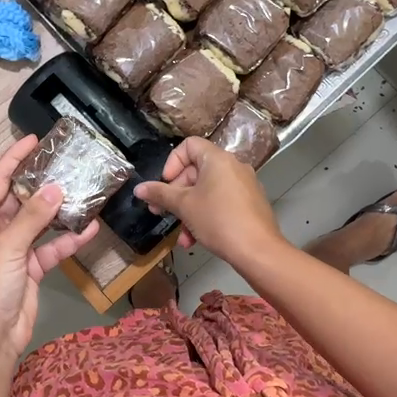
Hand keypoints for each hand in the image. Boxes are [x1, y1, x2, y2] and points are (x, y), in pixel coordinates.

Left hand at [0, 135, 98, 360]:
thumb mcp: (8, 247)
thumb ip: (33, 217)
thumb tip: (55, 188)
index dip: (13, 159)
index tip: (34, 140)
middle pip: (18, 200)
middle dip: (41, 185)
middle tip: (66, 162)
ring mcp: (11, 252)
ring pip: (37, 224)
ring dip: (58, 212)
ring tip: (83, 190)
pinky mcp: (29, 270)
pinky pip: (49, 248)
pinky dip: (67, 240)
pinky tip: (90, 228)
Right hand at [134, 137, 284, 262]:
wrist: (258, 251)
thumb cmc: (218, 220)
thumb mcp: (183, 206)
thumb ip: (159, 194)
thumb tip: (139, 189)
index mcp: (218, 159)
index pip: (189, 145)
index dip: (172, 162)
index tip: (165, 185)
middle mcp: (233, 167)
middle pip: (196, 171)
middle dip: (176, 193)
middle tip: (161, 212)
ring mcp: (244, 186)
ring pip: (207, 191)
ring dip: (188, 211)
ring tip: (180, 235)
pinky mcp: (250, 204)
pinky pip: (221, 203)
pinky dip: (206, 216)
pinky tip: (195, 240)